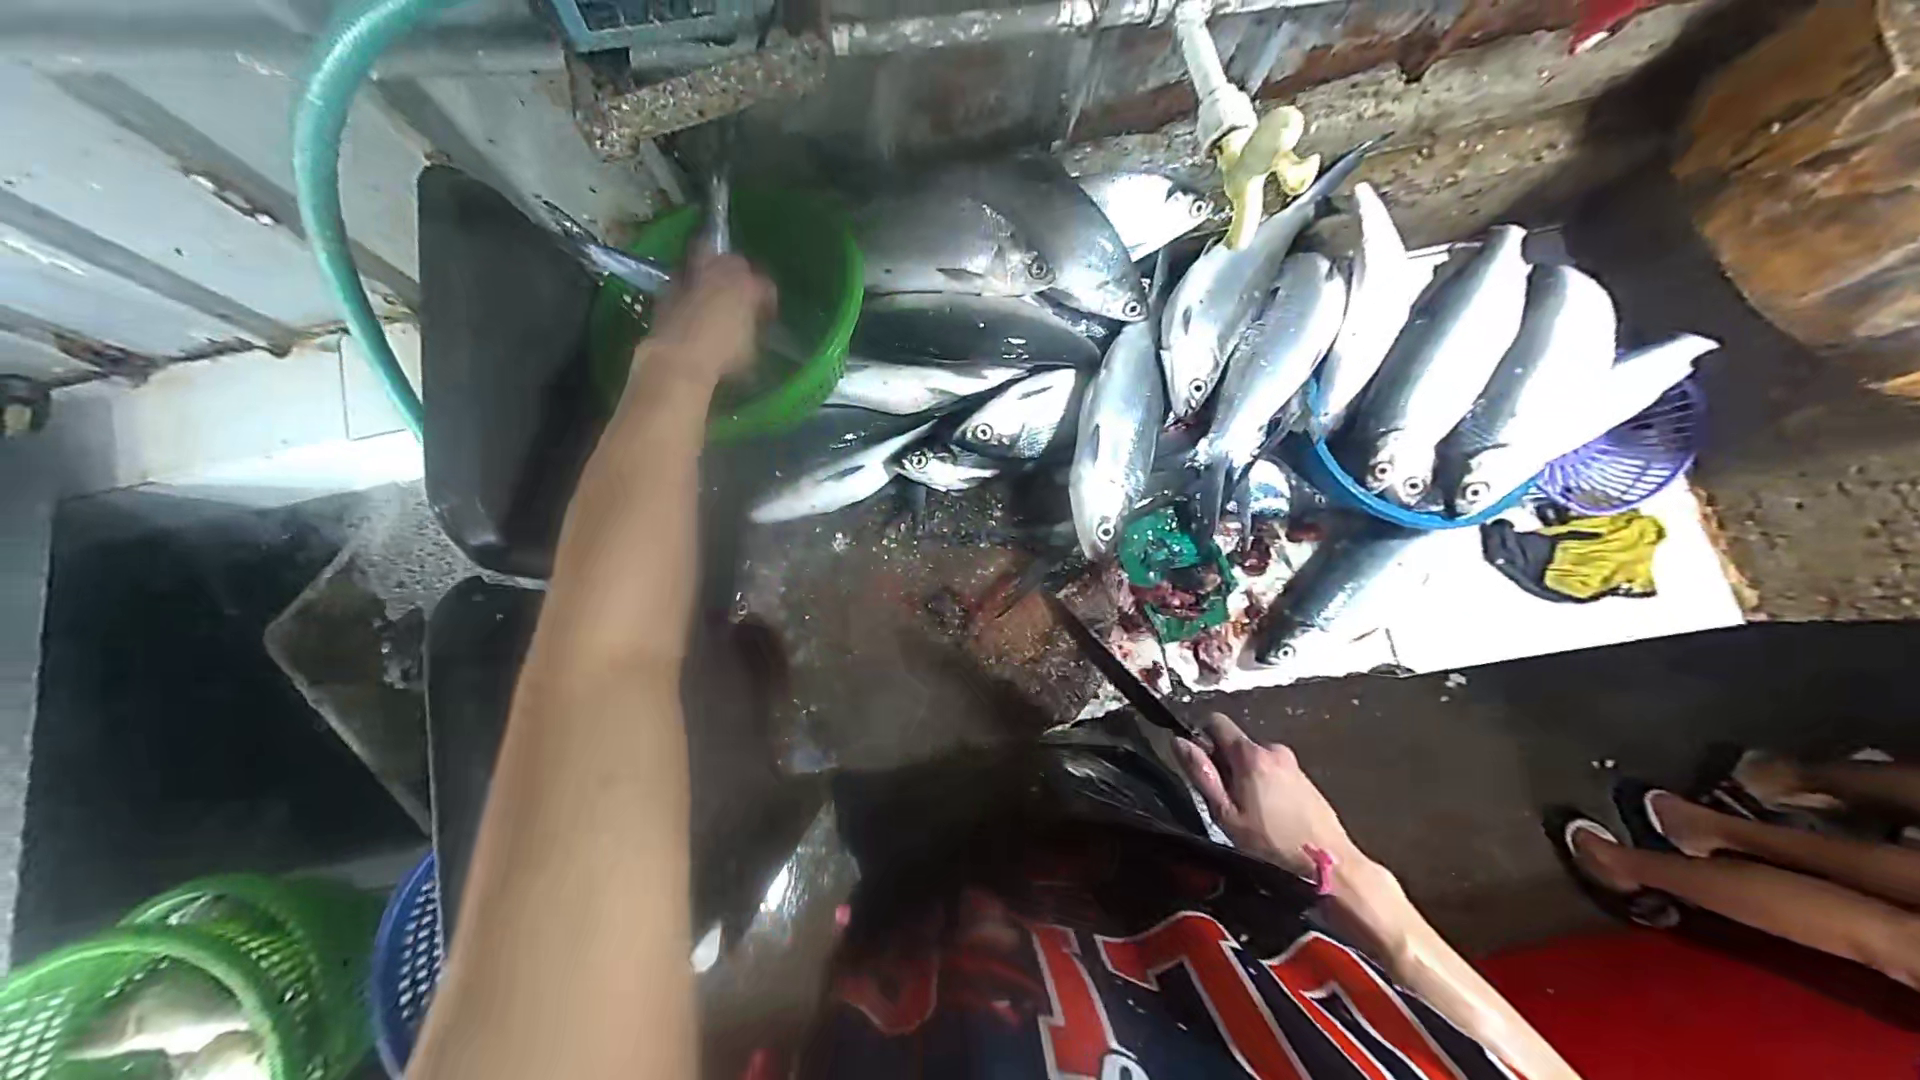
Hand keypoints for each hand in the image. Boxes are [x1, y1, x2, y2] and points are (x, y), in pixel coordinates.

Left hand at [636, 252, 776, 387]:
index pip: (766, 286)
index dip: (768, 302)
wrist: (679, 358)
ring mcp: (695, 274)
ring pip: (709, 259)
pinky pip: (688, 278)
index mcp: (749, 287)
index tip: (766, 317)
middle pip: (738, 263)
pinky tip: (694, 303)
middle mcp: (723, 271)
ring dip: (715, 272)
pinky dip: (693, 286)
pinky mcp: (671, 285)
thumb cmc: (723, 357)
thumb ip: (754, 329)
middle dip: (742, 277)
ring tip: (716, 292)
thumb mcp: (752, 348)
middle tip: (741, 297)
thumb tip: (751, 327)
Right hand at [1172, 713, 1359, 878]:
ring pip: (1256, 760)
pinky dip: (1268, 787)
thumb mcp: (1226, 814)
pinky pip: (1275, 773)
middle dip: (1227, 765)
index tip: (1205, 768)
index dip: (1203, 740)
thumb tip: (1179, 742)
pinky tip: (1273, 817)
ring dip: (1248, 778)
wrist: (1332, 868)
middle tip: (1229, 802)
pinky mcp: (1306, 780)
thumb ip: (1201, 774)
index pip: (1216, 722)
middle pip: (1236, 744)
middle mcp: (1274, 750)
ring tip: (1252, 814)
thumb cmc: (1272, 845)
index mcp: (1250, 755)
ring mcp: (1293, 765)